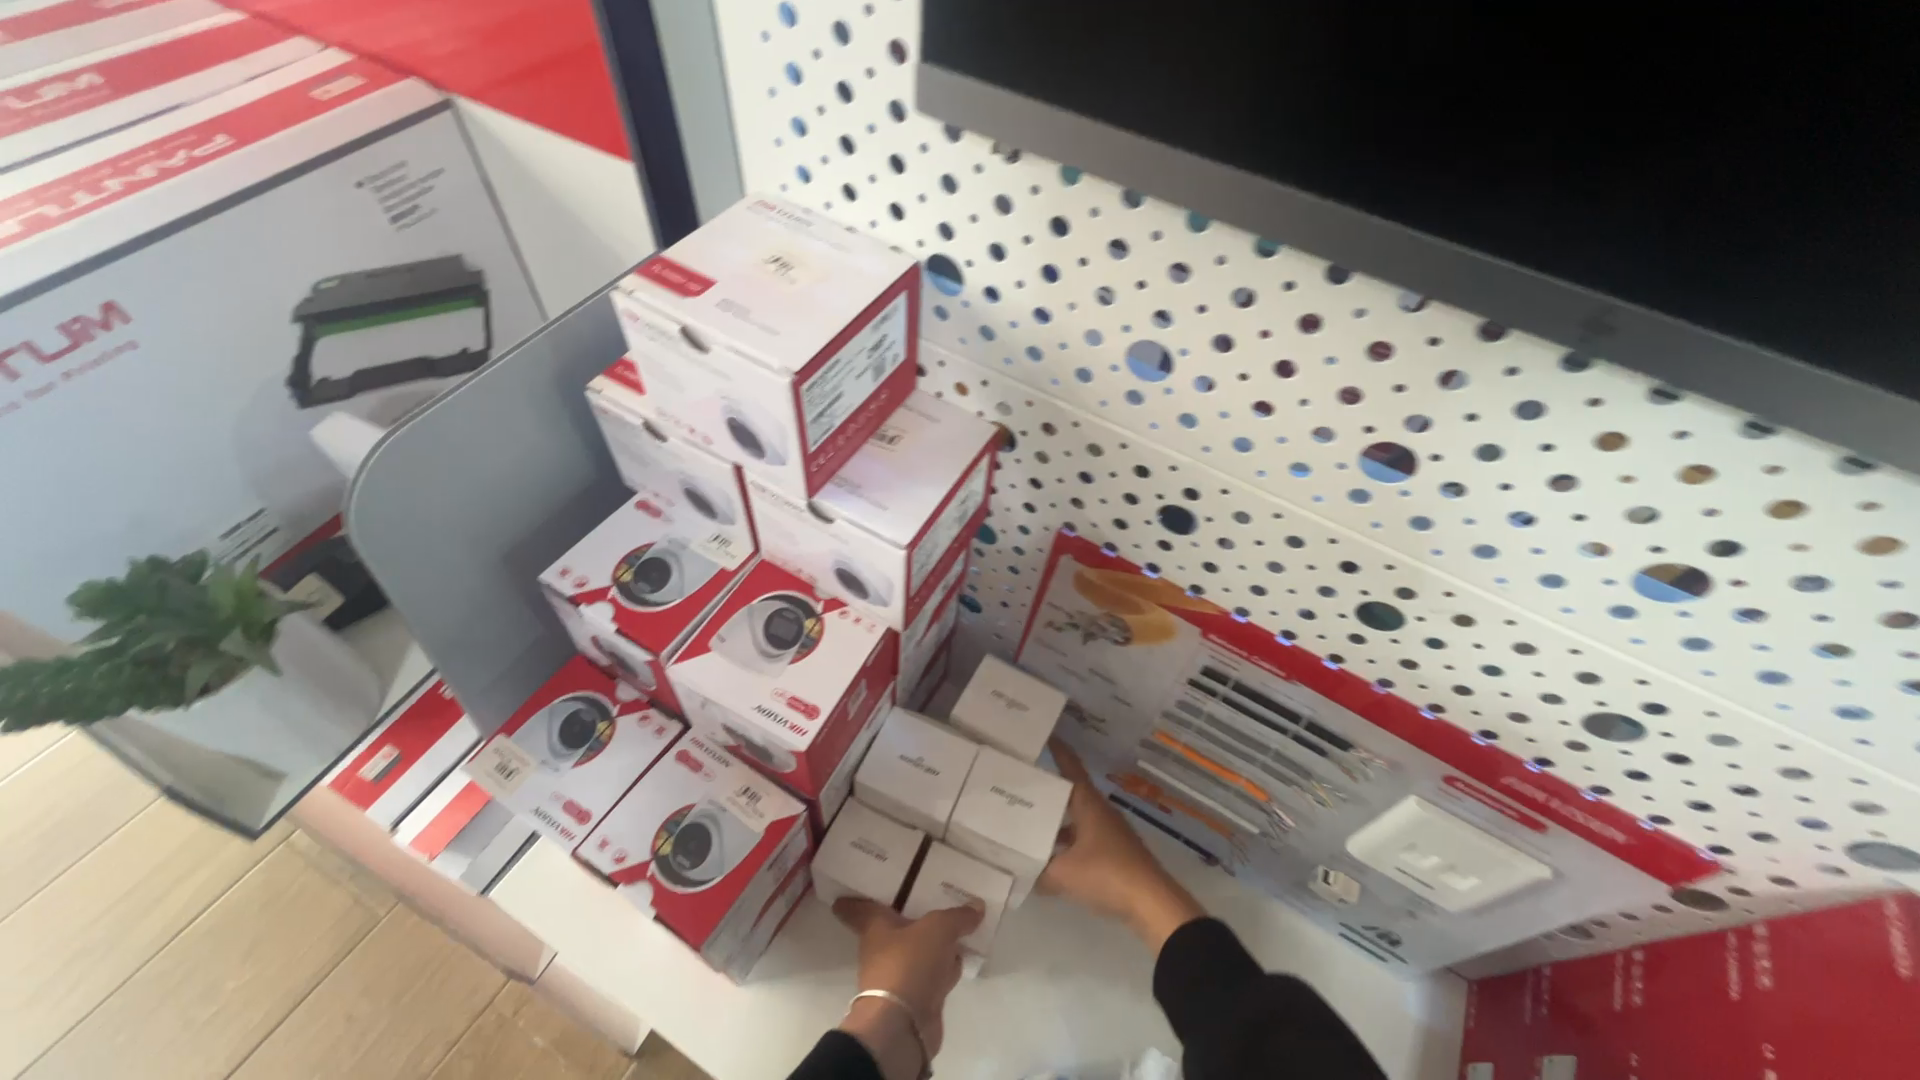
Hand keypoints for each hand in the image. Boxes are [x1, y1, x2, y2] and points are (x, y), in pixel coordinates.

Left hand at [833, 896, 982, 1079]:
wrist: (904, 1024)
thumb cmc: (909, 963)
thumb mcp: (938, 928)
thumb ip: (957, 916)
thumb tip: (976, 906)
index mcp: (875, 926)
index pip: (857, 909)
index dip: (852, 900)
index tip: (846, 893)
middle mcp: (881, 949)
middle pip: (893, 926)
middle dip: (910, 915)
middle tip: (928, 895)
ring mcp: (897, 974)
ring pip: (917, 950)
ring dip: (935, 942)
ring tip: (957, 924)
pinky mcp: (914, 996)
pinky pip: (932, 973)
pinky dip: (944, 967)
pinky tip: (961, 958)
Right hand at [1040, 738, 1206, 952]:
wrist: (1151, 903)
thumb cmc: (1106, 874)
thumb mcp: (1062, 874)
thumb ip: (1039, 871)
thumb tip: (1022, 872)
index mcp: (1089, 804)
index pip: (1071, 768)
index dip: (1058, 750)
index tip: (1043, 734)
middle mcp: (1100, 813)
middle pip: (1070, 795)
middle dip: (1046, 791)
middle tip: (1018, 787)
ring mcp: (1109, 835)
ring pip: (1075, 821)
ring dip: (1055, 824)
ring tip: (1026, 828)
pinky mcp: (1114, 856)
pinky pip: (1083, 843)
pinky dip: (1066, 848)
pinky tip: (1049, 864)